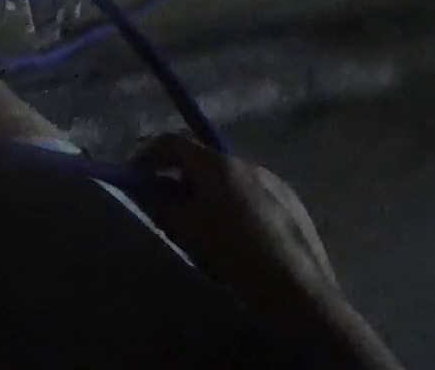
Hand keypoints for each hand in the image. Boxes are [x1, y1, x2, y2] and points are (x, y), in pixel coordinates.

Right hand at [135, 135, 404, 368]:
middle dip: (181, 175)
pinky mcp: (297, 209)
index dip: (149, 155)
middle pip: (203, 159)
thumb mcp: (181, 224)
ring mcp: (278, 186)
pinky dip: (237, 203)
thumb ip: (156, 200)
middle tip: (169, 200)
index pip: (173, 142)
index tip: (137, 176)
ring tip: (205, 219)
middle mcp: (249, 165)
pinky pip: (255, 195)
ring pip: (231, 178)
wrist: (295, 292)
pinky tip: (237, 232)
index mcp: (218, 163)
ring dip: (210, 190)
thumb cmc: (229, 249)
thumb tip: (143, 191)